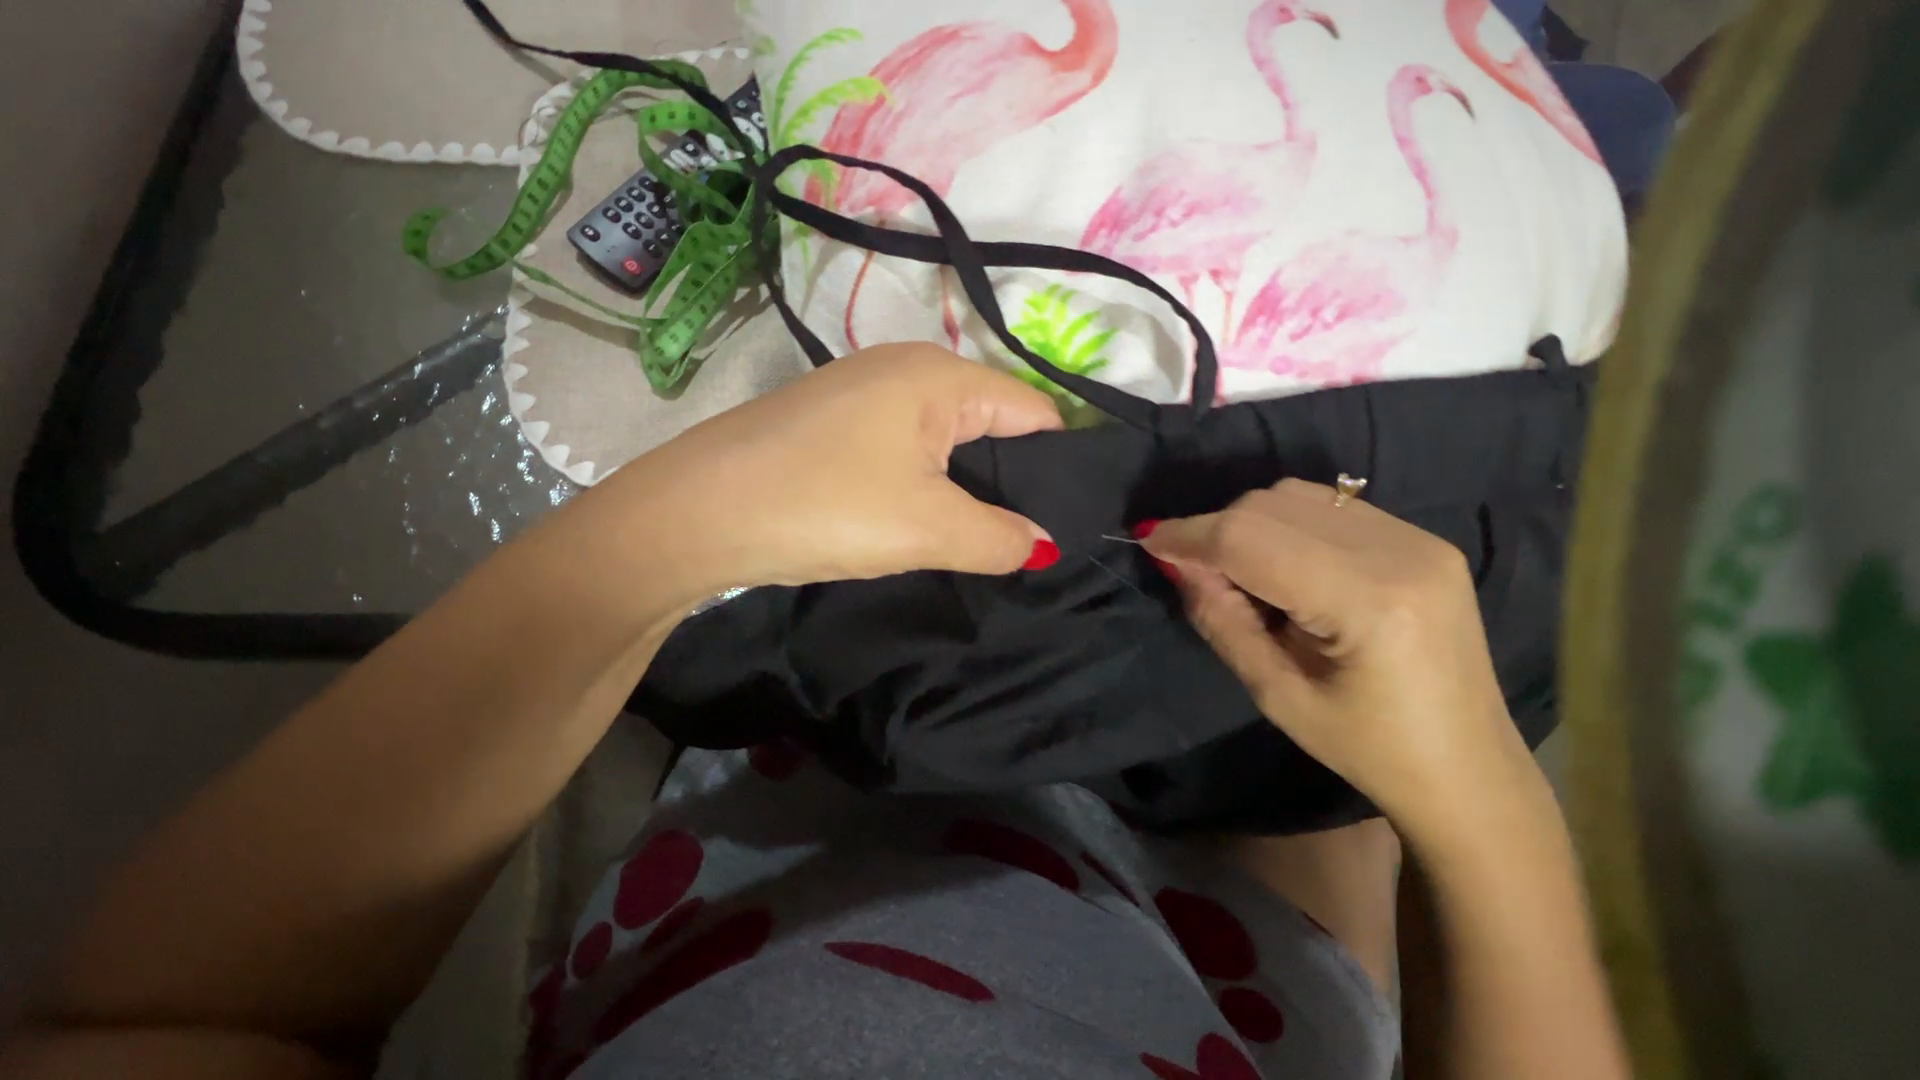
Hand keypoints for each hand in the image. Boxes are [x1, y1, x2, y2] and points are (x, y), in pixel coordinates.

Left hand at [588, 343, 1061, 595]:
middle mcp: (904, 368)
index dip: (1056, 467)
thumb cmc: (826, 507)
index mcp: (940, 376)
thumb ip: (1000, 538)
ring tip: (972, 541)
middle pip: (988, 421)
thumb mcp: (928, 529)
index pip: (1032, 412)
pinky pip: (901, 448)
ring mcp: (860, 392)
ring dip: (961, 487)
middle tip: (1021, 543)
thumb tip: (1042, 542)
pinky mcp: (830, 422)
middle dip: (1008, 481)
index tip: (1065, 524)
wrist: (696, 513)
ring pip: (942, 439)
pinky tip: (912, 524)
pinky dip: (919, 484)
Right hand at [1143, 480, 1548, 839]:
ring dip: (1253, 523)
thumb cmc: (1367, 750)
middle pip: (1273, 504)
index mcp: (1367, 601)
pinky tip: (1286, 567)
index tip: (1149, 543)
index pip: (1253, 539)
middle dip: (1218, 529)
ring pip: (1300, 494)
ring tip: (1243, 575)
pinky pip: (1333, 506)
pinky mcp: (1425, 539)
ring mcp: (1419, 538)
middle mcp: (1399, 551)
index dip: (1191, 535)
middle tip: (1196, 574)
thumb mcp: (1278, 696)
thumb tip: (1179, 564)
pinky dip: (1290, 524)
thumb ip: (1223, 620)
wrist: (1467, 768)